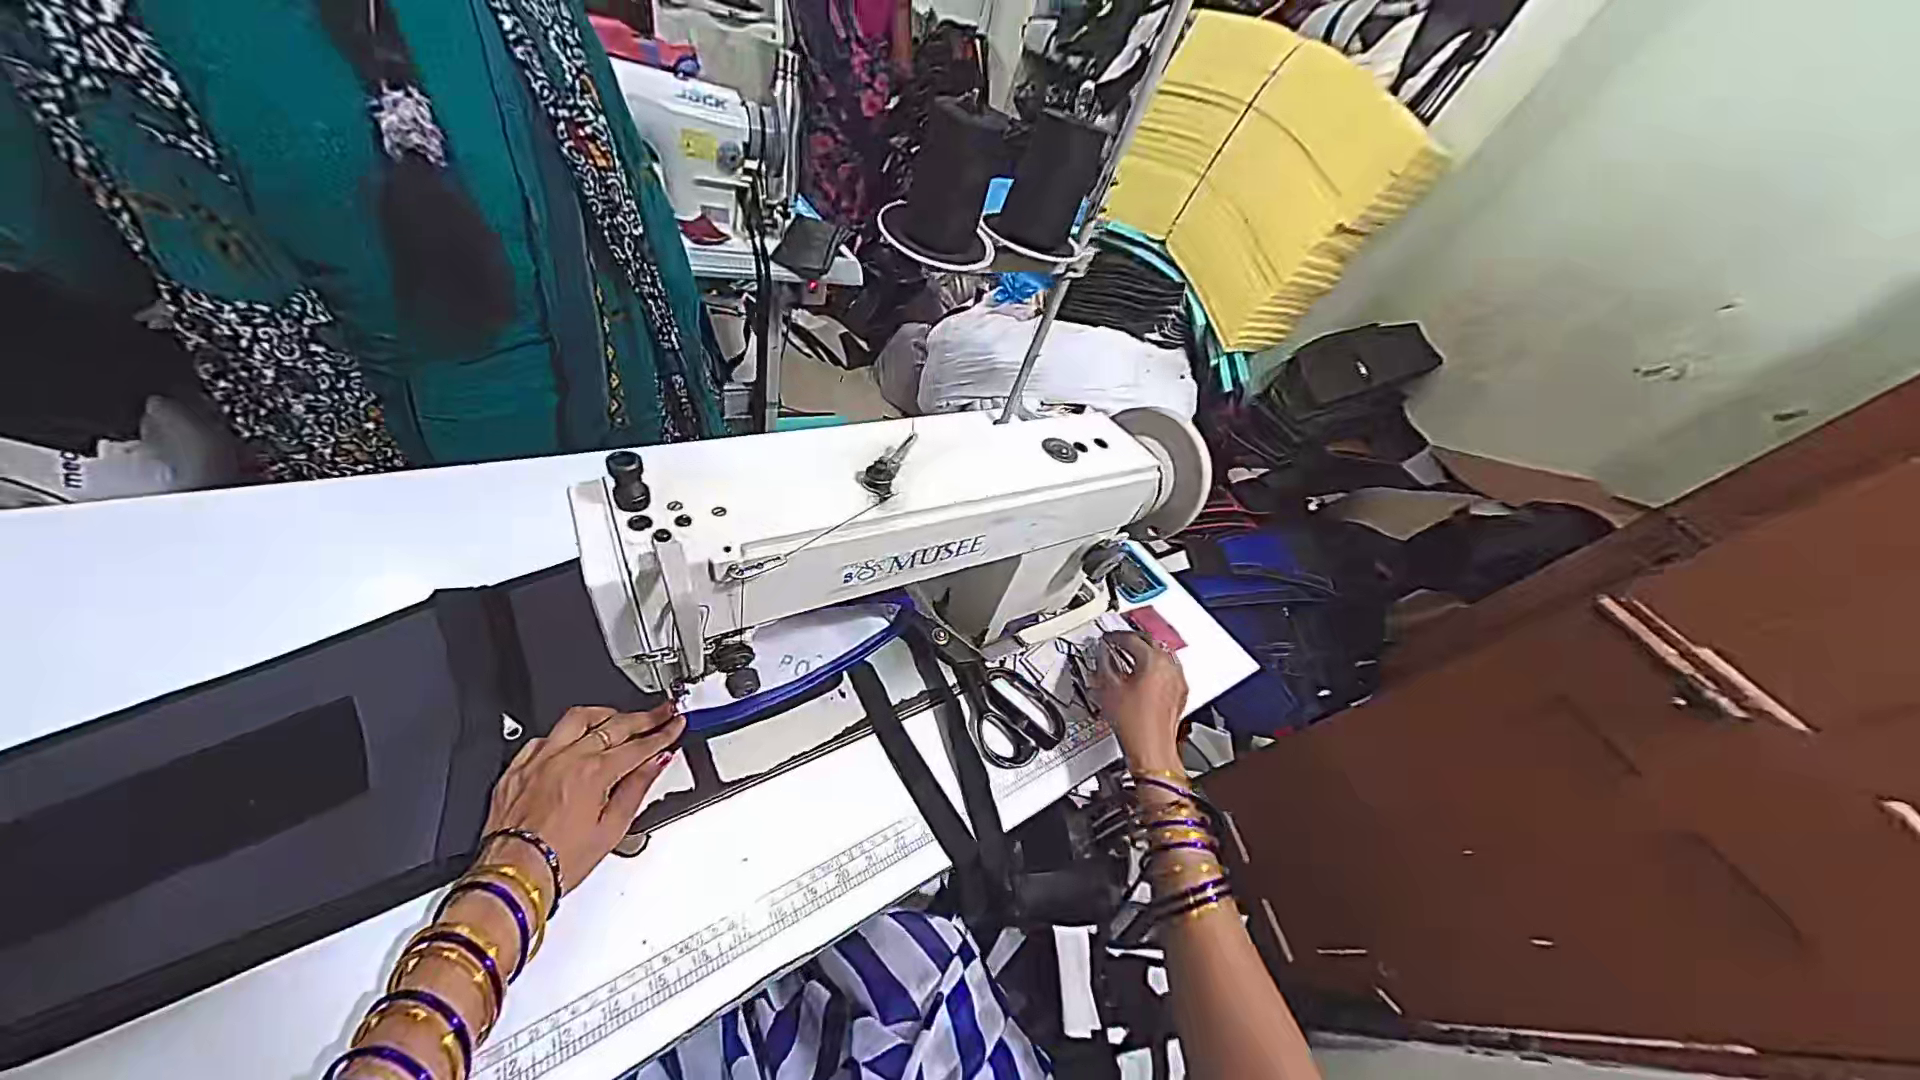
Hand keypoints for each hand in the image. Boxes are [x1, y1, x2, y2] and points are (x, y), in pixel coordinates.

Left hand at [481, 703, 684, 897]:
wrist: (512, 878)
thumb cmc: (558, 860)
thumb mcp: (613, 828)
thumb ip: (638, 786)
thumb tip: (656, 763)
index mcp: (594, 772)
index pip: (640, 744)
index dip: (664, 732)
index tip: (675, 724)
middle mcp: (566, 759)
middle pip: (616, 724)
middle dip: (646, 717)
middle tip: (662, 712)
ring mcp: (540, 761)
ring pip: (578, 719)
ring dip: (606, 715)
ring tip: (620, 717)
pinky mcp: (518, 769)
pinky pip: (544, 737)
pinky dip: (565, 733)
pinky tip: (574, 739)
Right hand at [1093, 630, 1187, 773]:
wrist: (1151, 751)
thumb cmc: (1134, 724)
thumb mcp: (1109, 688)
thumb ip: (1105, 665)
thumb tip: (1103, 656)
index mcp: (1154, 661)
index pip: (1131, 639)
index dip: (1114, 638)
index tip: (1106, 640)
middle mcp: (1170, 668)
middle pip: (1150, 644)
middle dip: (1131, 643)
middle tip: (1116, 644)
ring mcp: (1177, 682)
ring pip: (1160, 658)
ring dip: (1144, 656)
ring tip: (1127, 660)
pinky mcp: (1179, 695)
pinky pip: (1166, 673)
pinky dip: (1153, 671)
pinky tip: (1140, 678)